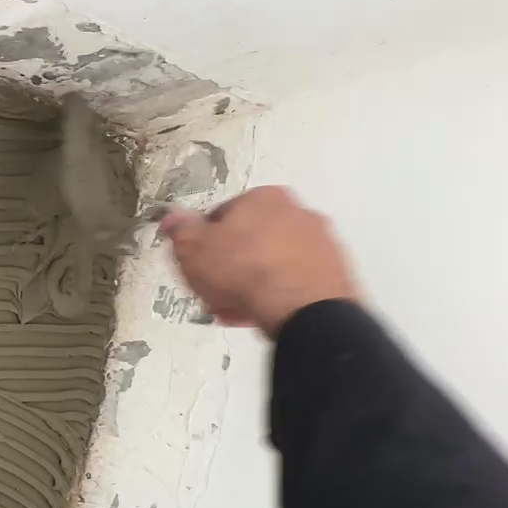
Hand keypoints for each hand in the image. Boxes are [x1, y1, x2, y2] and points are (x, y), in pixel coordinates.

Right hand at [159, 186, 359, 335]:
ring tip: (229, 304)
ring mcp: (321, 241)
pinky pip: (290, 279)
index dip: (202, 240)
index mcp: (263, 197)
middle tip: (210, 285)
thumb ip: (179, 229)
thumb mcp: (190, 247)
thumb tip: (172, 217)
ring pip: (268, 260)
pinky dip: (272, 291)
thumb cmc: (239, 268)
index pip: (220, 215)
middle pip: (247, 238)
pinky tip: (254, 309)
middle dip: (227, 262)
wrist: (299, 306)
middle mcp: (299, 211)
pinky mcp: (334, 270)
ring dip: (247, 280)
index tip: (195, 261)